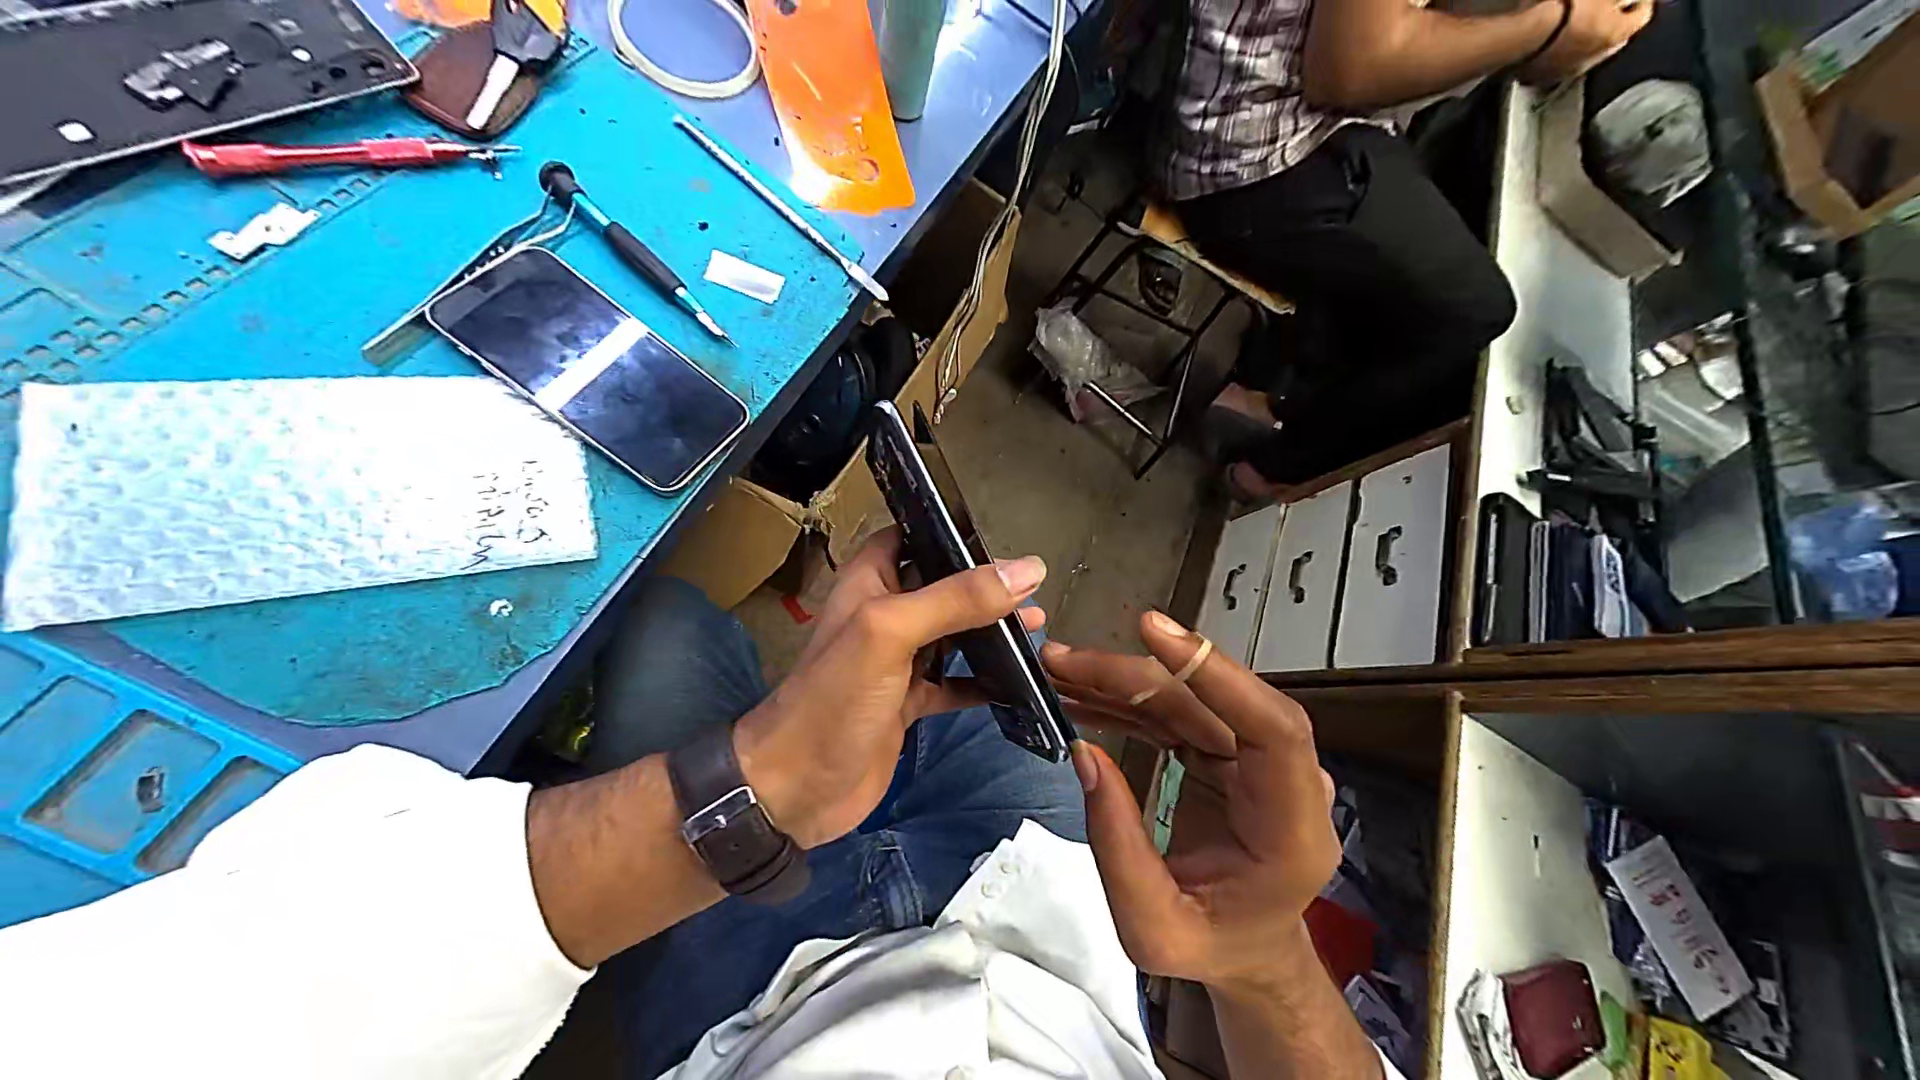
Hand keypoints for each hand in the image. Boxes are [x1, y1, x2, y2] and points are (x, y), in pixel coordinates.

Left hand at [733, 527, 1046, 848]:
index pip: (912, 537)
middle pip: (943, 587)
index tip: (998, 540)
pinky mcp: (908, 700)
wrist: (797, 788)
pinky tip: (1017, 681)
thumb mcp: (891, 632)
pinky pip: (954, 682)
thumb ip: (955, 598)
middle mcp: (885, 614)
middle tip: (1033, 591)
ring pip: (953, 634)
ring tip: (1035, 627)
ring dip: (990, 631)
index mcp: (870, 582)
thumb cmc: (835, 697)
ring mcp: (898, 660)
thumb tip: (1026, 571)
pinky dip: (983, 681)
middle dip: (985, 586)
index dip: (949, 533)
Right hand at [1041, 611, 1339, 996]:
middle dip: (1131, 675)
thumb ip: (1118, 845)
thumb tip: (1084, 753)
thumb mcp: (1152, 926)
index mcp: (1292, 830)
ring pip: (1185, 698)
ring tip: (1058, 671)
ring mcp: (1252, 761)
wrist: (1246, 950)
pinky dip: (1124, 700)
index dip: (1217, 674)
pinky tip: (1082, 694)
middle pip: (1210, 703)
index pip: (1273, 728)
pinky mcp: (1223, 751)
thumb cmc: (1212, 946)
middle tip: (1063, 661)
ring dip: (1118, 681)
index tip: (1155, 634)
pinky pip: (1172, 712)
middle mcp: (1283, 781)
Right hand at [1521, 0, 1651, 82]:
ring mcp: (1564, 72)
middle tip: (1608, 13)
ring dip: (1587, 43)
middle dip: (1613, 27)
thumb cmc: (1564, 8)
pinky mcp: (1539, 79)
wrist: (1519, 37)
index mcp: (1617, 33)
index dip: (1641, 1)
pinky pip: (1558, 65)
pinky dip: (1562, 55)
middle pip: (1613, 41)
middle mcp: (1594, 59)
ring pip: (1585, 55)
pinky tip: (1556, 45)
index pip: (1643, 15)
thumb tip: (1622, 2)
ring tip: (1579, 30)